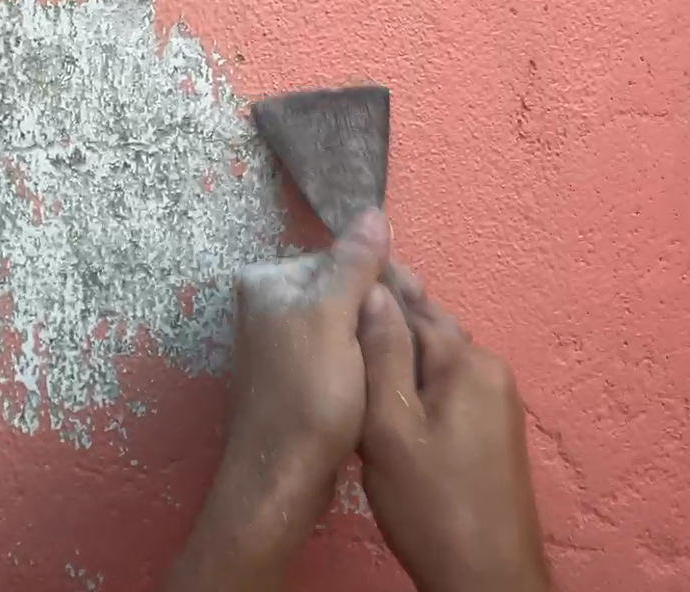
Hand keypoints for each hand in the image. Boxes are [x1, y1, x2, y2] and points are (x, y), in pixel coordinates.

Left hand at [164, 209, 391, 591]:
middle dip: (381, 303)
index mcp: (268, 279)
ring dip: (377, 330)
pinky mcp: (296, 369)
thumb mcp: (333, 319)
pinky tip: (386, 369)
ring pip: (345, 318)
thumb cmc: (308, 394)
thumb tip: (372, 210)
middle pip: (343, 285)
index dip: (383, 274)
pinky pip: (339, 346)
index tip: (421, 299)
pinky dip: (365, 353)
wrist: (282, 478)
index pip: (339, 257)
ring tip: (407, 350)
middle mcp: (268, 301)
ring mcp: (281, 337)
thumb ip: (355, 263)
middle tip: (420, 329)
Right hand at [357, 287, 549, 591]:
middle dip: (382, 322)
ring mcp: (494, 396)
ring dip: (395, 351)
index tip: (329, 289)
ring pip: (431, 355)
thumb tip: (375, 289)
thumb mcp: (390, 425)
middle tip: (333, 323)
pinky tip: (383, 388)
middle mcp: (488, 367)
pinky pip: (443, 380)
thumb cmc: (429, 503)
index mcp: (467, 360)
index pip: (409, 304)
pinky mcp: (489, 423)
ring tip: (349, 351)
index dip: (368, 295)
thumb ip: (382, 353)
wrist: (485, 582)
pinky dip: (412, 376)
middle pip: (424, 326)